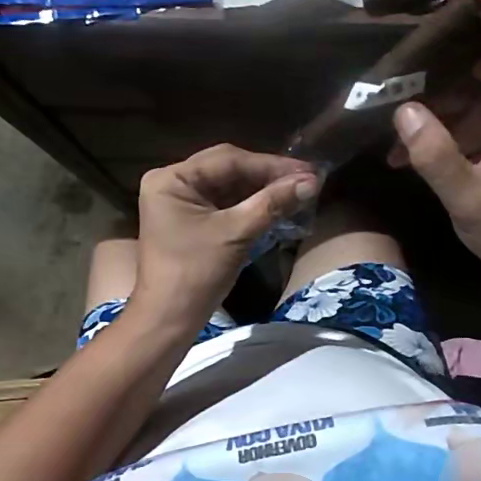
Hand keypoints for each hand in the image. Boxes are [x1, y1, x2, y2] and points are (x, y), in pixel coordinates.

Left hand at [131, 145, 317, 330]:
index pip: (228, 160)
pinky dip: (250, 205)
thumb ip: (272, 203)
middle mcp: (172, 183)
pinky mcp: (190, 221)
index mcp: (171, 178)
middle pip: (228, 170)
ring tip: (299, 190)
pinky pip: (224, 204)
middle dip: (267, 176)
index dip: (270, 164)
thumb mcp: (236, 233)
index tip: (307, 170)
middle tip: (307, 179)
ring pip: (228, 187)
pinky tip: (278, 205)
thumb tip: (311, 181)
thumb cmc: (196, 273)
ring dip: (261, 190)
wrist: (169, 320)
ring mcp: (180, 202)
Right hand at [391, 0, 480, 277]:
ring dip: (430, 87)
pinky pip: (454, 110)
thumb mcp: (471, 197)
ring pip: (470, 78)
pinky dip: (425, 120)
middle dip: (456, 44)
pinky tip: (394, 145)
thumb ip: (436, 156)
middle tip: (410, 49)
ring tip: (389, 97)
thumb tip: (402, 110)